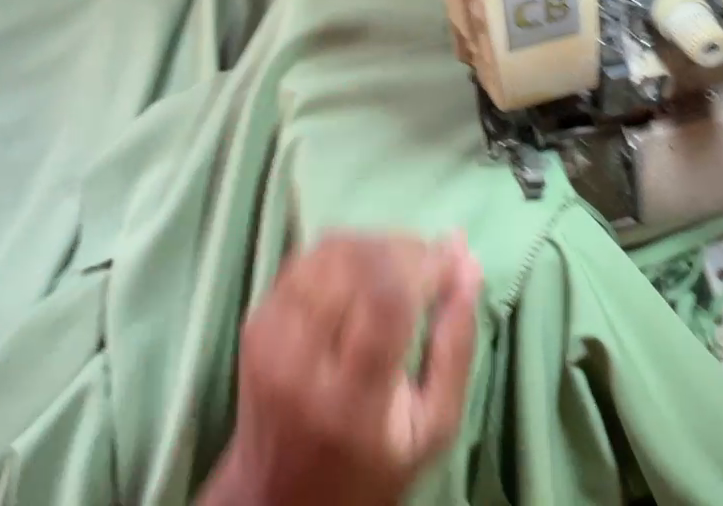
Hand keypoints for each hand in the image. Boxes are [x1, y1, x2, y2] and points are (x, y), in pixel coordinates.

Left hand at [198, 233, 482, 505]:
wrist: (282, 495)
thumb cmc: (372, 464)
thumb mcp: (434, 428)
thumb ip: (456, 346)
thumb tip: (467, 265)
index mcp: (350, 400)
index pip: (386, 300)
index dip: (425, 265)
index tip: (452, 261)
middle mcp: (300, 361)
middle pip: (356, 265)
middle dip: (404, 248)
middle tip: (432, 261)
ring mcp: (270, 336)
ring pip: (329, 252)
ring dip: (375, 243)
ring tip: (403, 263)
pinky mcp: (255, 322)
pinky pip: (304, 259)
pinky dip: (343, 252)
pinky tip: (366, 269)